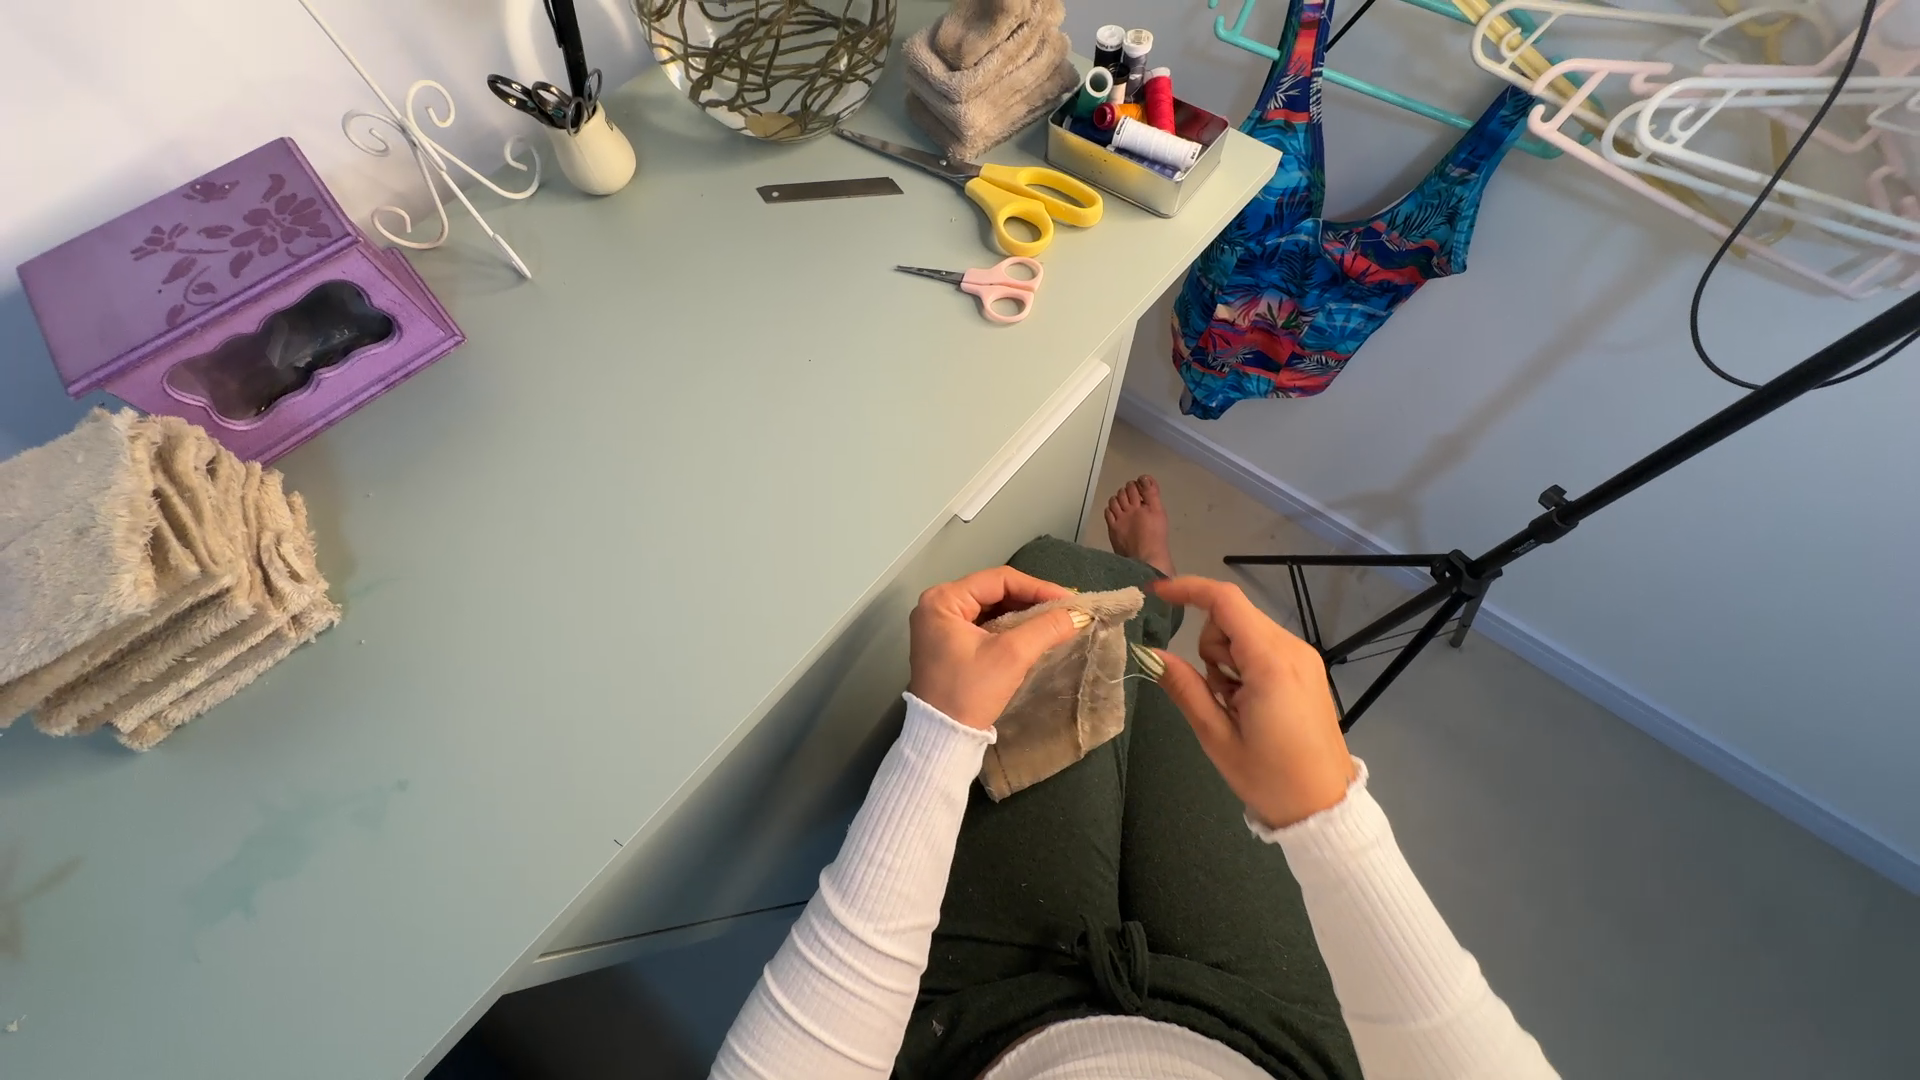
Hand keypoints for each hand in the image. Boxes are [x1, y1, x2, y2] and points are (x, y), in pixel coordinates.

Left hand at [908, 567, 1083, 729]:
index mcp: (943, 599)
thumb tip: (1079, 614)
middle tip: (1065, 609)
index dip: (1038, 587)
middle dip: (1031, 599)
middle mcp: (937, 604)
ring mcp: (940, 624)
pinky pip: (983, 623)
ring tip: (1055, 618)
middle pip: (994, 591)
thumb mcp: (1012, 655)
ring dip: (1022, 613)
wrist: (942, 736)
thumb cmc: (971, 691)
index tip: (1070, 600)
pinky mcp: (947, 642)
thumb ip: (1046, 628)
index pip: (999, 580)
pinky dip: (1008, 626)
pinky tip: (1033, 631)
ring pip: (990, 607)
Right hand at [1146, 577, 1355, 828]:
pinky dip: (1243, 664)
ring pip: (1245, 631)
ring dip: (1226, 658)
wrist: (1326, 809)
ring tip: (1234, 705)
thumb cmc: (1269, 778)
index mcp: (1270, 663)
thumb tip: (1148, 653)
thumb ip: (1182, 686)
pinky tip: (1249, 702)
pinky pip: (1262, 646)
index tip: (1156, 593)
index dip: (1188, 589)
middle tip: (1217, 695)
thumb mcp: (1215, 735)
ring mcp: (1303, 658)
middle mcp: (1292, 649)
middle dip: (1210, 646)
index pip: (1225, 601)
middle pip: (1232, 617)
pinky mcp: (1307, 669)